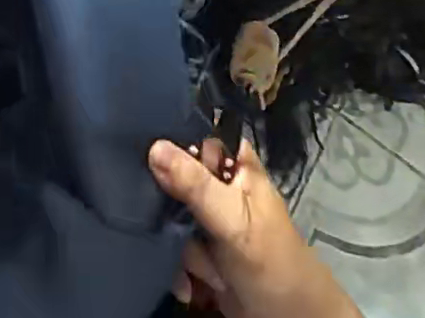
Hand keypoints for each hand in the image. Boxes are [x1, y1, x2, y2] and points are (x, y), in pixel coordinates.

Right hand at [148, 139, 360, 317]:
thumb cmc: (272, 263)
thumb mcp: (234, 220)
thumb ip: (195, 184)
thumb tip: (154, 146)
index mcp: (232, 160)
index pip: (190, 136)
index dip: (167, 150)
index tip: (153, 169)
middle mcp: (217, 182)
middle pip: (171, 178)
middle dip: (175, 216)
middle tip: (190, 235)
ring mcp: (207, 215)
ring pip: (169, 217)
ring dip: (185, 252)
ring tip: (211, 273)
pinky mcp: (200, 247)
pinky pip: (172, 245)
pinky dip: (180, 269)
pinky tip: (192, 288)